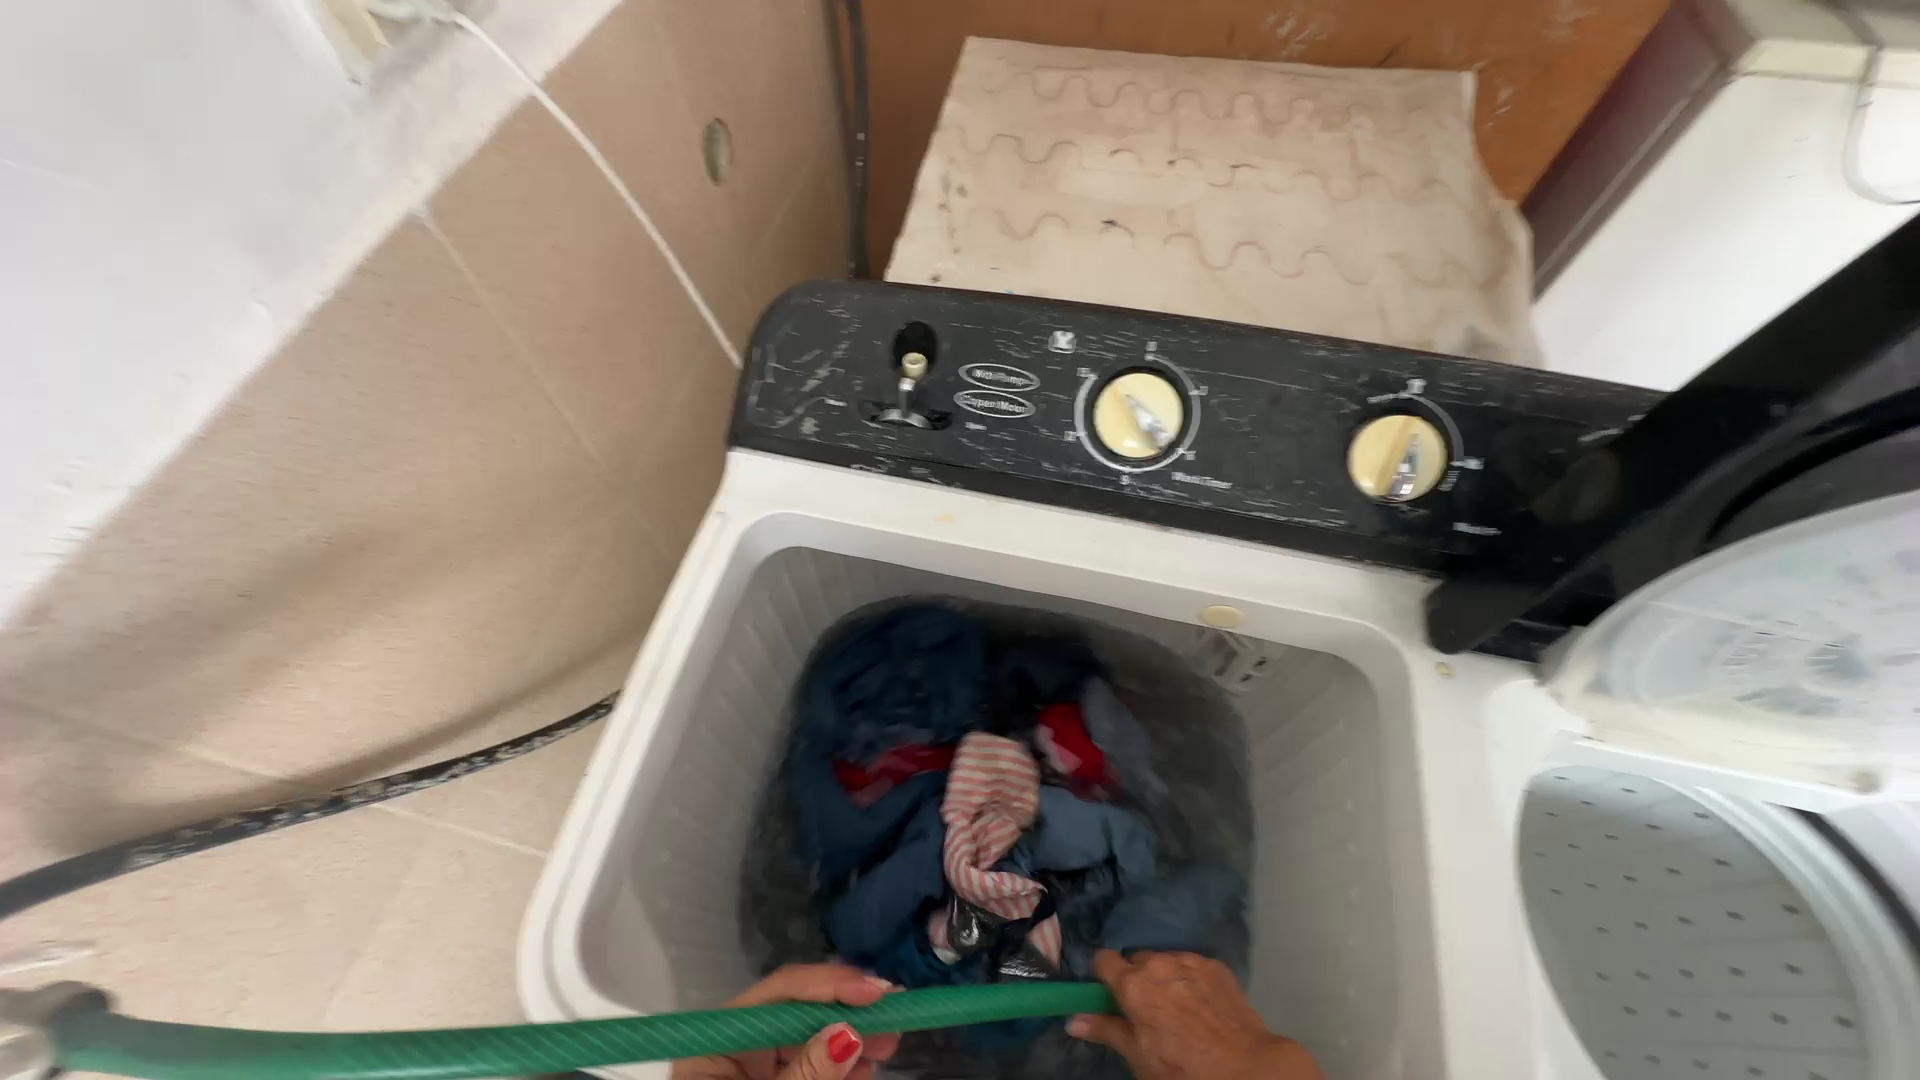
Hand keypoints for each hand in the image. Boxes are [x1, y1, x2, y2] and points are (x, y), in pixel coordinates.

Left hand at [671, 963, 901, 1079]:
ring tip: (887, 1044)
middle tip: (894, 1017)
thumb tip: (848, 1030)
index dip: (830, 986)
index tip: (876, 992)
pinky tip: (866, 1070)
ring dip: (849, 1038)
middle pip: (795, 1012)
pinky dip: (837, 1067)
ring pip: (804, 1039)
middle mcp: (730, 1049)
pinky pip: (804, 1067)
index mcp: (715, 1046)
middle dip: (846, 1012)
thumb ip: (807, 1076)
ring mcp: (747, 1073)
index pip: (779, 994)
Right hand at [1067, 950, 1323, 1079]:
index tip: (1109, 994)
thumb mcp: (1139, 1057)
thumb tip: (1073, 1020)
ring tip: (1178, 1007)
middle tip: (1146, 1008)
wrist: (1245, 1067)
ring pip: (1164, 960)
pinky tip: (1201, 1004)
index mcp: (1133, 983)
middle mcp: (1157, 962)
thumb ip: (1106, 1030)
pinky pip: (1191, 964)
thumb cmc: (1183, 1068)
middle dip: (1137, 978)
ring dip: (1163, 976)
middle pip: (1136, 960)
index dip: (1103, 976)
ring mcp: (1188, 959)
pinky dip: (1189, 978)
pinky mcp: (1214, 963)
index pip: (1103, 960)